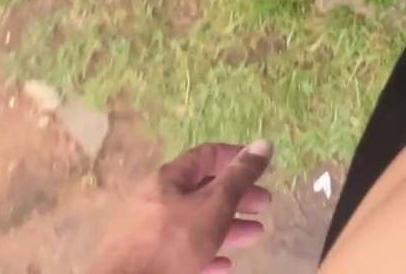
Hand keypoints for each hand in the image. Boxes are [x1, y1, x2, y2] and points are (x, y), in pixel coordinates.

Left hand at [88, 140, 273, 273]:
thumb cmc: (173, 242)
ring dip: (228, 227)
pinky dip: (204, 253)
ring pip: (195, 223)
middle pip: (204, 191)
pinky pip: (179, 251)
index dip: (239, 158)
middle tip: (263, 206)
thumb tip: (264, 143)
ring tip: (253, 237)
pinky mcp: (141, 263)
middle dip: (239, 198)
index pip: (208, 155)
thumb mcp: (216, 203)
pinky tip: (223, 265)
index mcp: (167, 181)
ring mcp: (144, 235)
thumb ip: (241, 174)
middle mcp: (153, 202)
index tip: (262, 170)